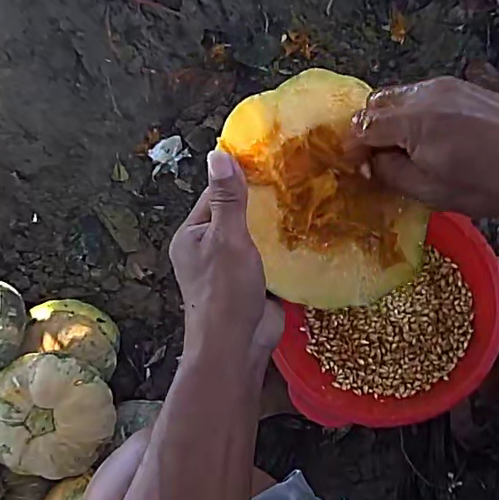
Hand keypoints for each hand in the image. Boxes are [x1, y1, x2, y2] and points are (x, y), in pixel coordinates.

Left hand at [171, 150, 284, 363]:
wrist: (237, 345)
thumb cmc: (225, 291)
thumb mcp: (226, 237)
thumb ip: (227, 198)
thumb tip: (218, 154)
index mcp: (192, 235)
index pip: (214, 196)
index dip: (239, 179)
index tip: (269, 161)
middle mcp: (208, 250)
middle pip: (237, 216)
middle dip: (262, 203)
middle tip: (295, 180)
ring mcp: (230, 269)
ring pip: (255, 237)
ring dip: (275, 227)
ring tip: (305, 203)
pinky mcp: (252, 284)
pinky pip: (268, 258)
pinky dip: (284, 249)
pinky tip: (306, 235)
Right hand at [353, 77, 498, 218]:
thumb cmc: (492, 184)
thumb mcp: (432, 191)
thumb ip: (391, 173)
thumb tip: (371, 162)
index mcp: (413, 120)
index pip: (362, 126)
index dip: (351, 148)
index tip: (355, 169)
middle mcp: (425, 93)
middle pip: (376, 104)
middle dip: (368, 131)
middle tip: (374, 161)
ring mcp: (447, 86)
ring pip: (399, 97)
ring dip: (390, 121)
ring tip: (403, 153)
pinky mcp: (465, 88)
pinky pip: (422, 96)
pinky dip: (412, 114)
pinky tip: (429, 139)